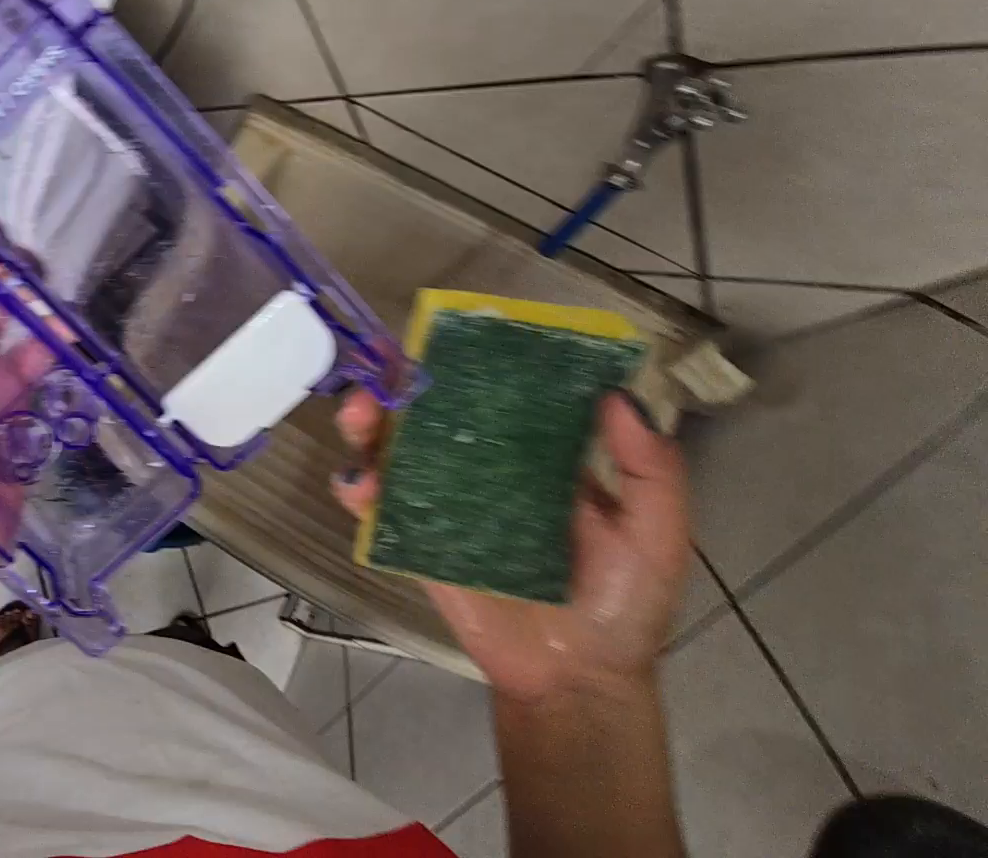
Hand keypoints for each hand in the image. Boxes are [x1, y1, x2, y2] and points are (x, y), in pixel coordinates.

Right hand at [333, 390, 690, 702]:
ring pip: (388, 451)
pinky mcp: (411, 541)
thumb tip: (614, 393)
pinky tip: (360, 483)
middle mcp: (476, 471)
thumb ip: (649, 468)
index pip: (493, 397)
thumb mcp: (655, 532)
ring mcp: (437, 504)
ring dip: (364, 424)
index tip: (450, 336)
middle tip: (387, 373)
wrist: (574, 676)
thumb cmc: (620, 602)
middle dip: (397, 386)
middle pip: (426, 415)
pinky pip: (374, 508)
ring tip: (359, 414)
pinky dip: (357, 488)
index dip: (469, 363)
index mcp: (530, 459)